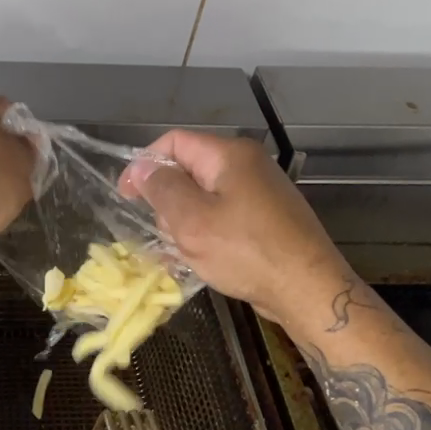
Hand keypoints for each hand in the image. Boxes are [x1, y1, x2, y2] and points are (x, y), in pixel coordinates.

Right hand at [119, 130, 356, 334]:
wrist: (305, 286)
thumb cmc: (245, 252)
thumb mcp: (192, 222)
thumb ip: (162, 190)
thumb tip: (142, 168)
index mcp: (228, 155)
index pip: (174, 142)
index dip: (143, 164)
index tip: (125, 196)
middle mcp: (246, 165)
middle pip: (188, 170)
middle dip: (166, 200)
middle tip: (163, 235)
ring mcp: (258, 192)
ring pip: (203, 198)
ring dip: (183, 223)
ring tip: (183, 254)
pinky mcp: (264, 218)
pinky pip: (221, 217)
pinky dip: (204, 234)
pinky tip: (200, 260)